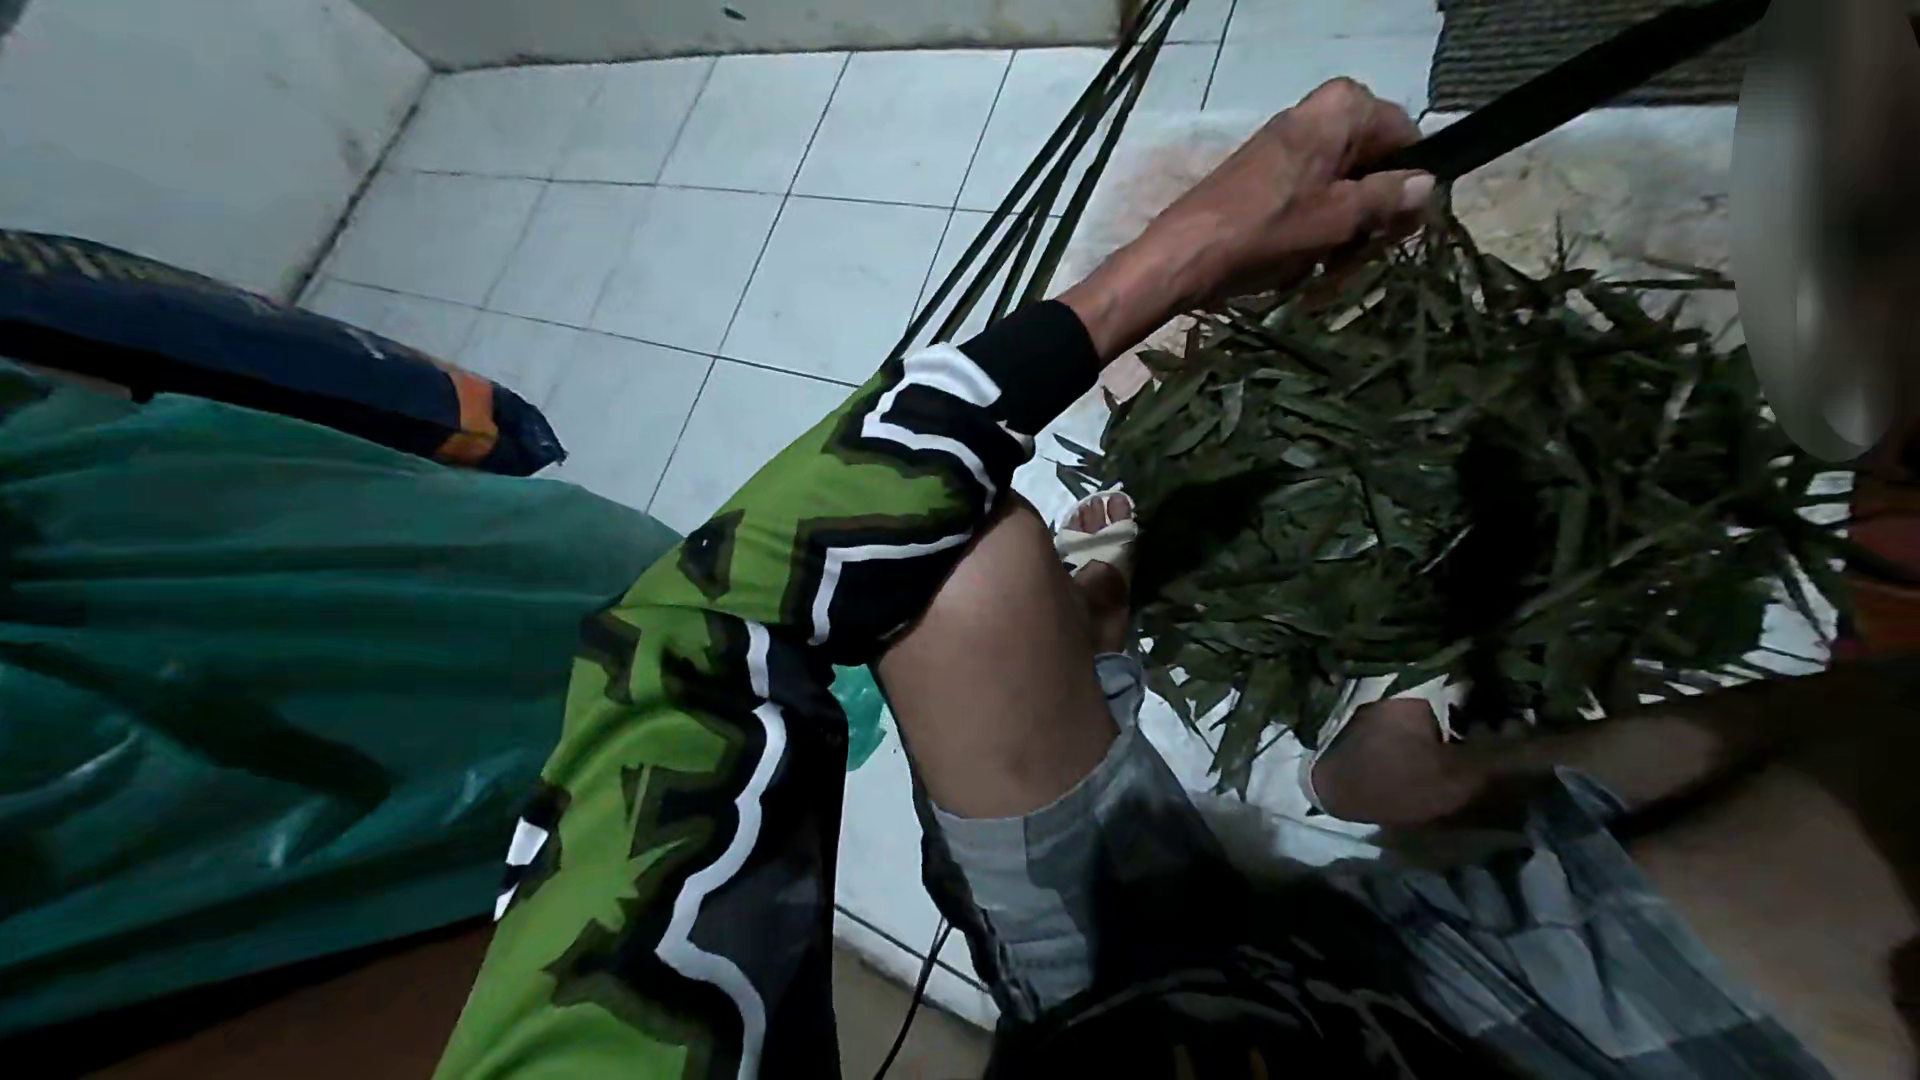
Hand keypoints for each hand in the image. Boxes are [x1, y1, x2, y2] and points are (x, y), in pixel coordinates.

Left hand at [1058, 78, 1433, 360]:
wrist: (1179, 259)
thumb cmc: (1261, 234)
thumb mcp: (1335, 220)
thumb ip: (1385, 199)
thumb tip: (1426, 185)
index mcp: (1341, 108)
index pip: (1404, 141)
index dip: (1404, 191)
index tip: (1393, 235)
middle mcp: (1312, 119)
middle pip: (1366, 171)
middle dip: (1362, 224)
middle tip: (1346, 265)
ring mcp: (1280, 153)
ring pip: (1331, 198)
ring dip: (1331, 241)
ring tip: (1313, 274)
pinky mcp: (1255, 187)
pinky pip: (1298, 211)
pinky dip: (1300, 242)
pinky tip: (1288, 272)